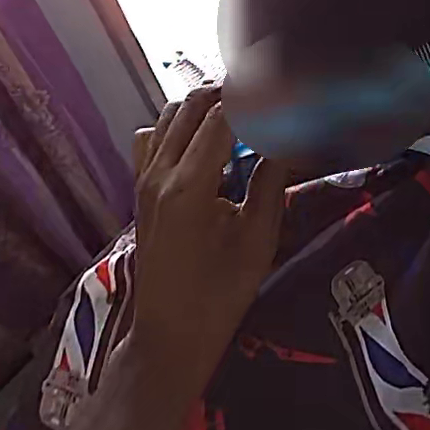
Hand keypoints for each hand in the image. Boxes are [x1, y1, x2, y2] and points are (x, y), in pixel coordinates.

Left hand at [130, 87, 289, 378]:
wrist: (169, 337)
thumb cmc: (219, 295)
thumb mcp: (258, 240)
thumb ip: (272, 181)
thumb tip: (289, 138)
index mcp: (188, 186)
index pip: (219, 116)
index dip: (250, 98)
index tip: (276, 93)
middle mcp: (159, 172)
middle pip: (191, 104)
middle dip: (227, 92)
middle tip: (260, 98)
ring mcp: (144, 177)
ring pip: (170, 114)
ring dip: (202, 105)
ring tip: (236, 115)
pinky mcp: (139, 185)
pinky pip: (154, 135)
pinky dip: (178, 124)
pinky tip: (201, 141)